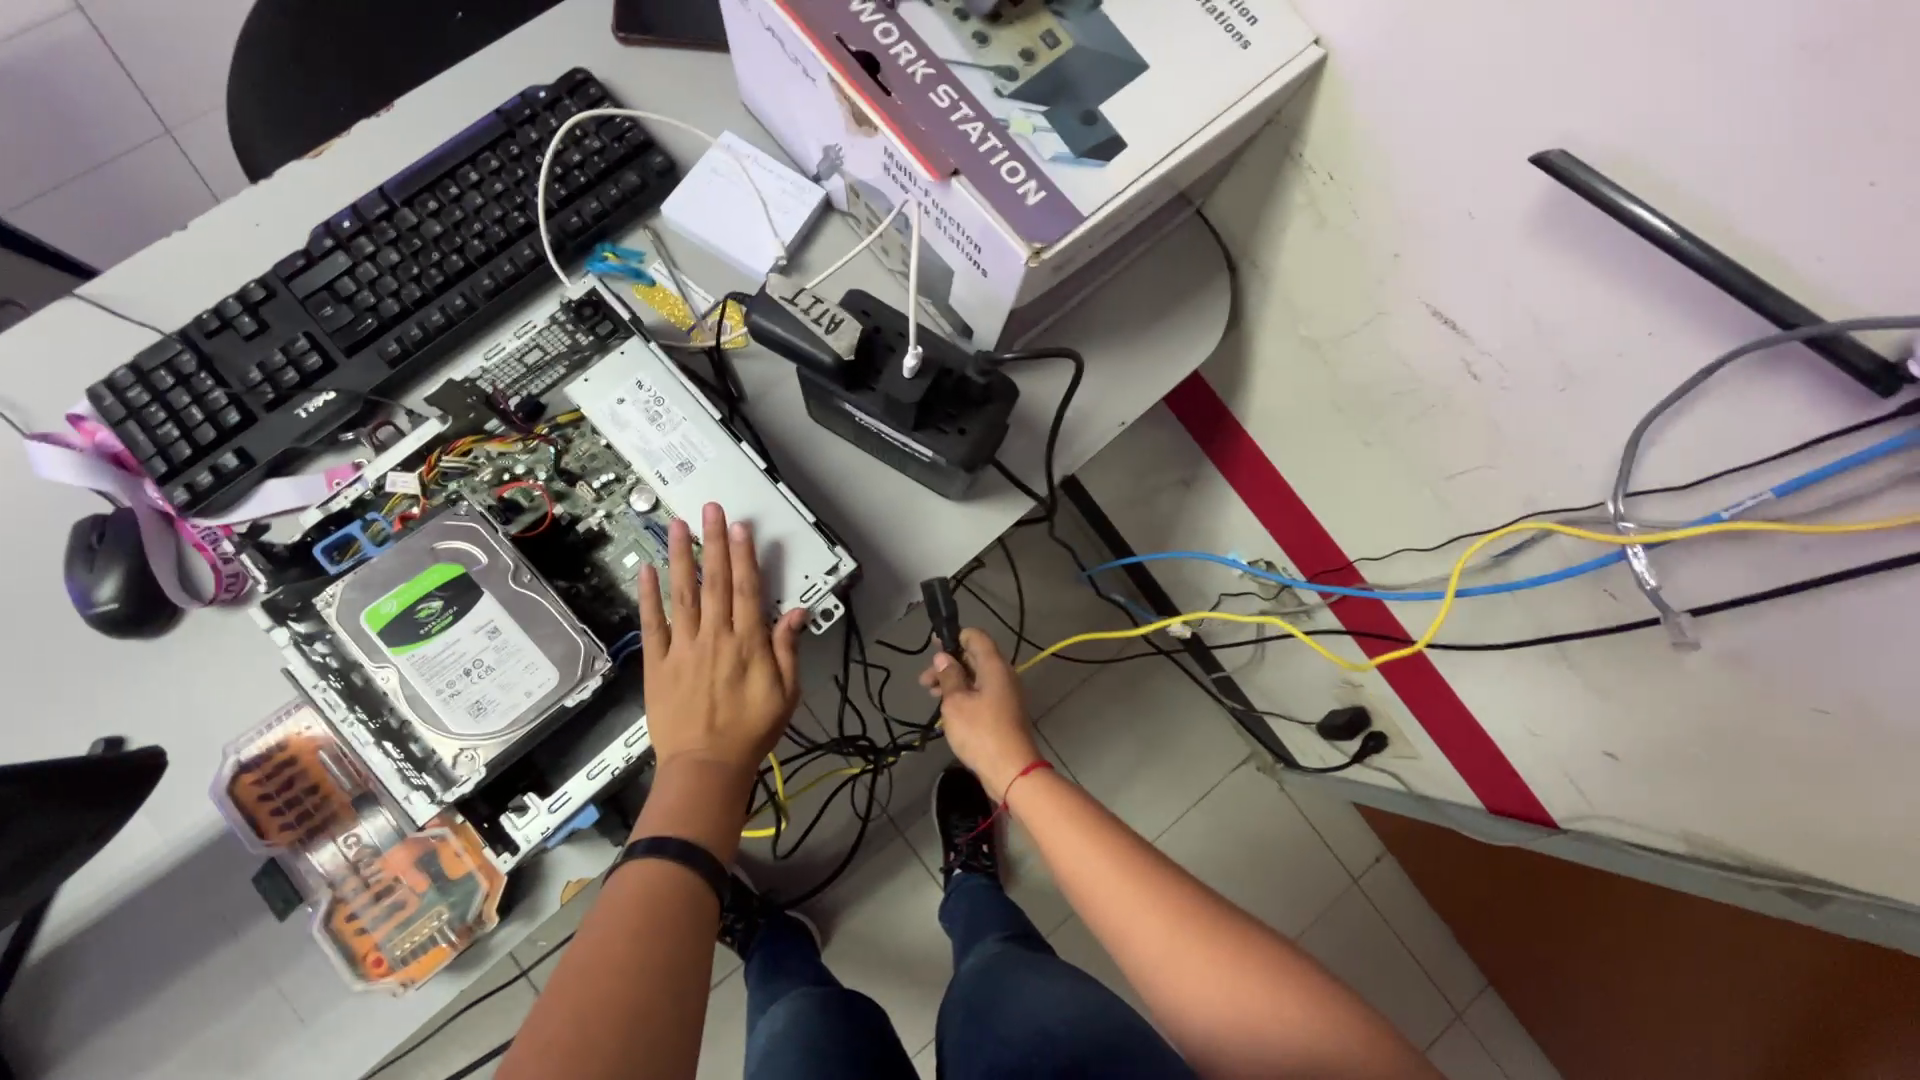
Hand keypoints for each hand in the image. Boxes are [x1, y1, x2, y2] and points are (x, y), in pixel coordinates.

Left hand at [639, 503, 806, 776]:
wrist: (706, 766)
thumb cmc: (752, 731)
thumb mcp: (786, 693)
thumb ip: (787, 650)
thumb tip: (796, 613)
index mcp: (747, 643)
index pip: (746, 589)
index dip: (744, 555)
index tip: (741, 527)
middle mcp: (714, 637)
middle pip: (715, 581)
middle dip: (714, 542)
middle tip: (711, 509)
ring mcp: (683, 648)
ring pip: (683, 594)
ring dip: (681, 557)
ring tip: (678, 525)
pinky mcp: (658, 663)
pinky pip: (652, 624)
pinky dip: (648, 596)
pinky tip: (647, 570)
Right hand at [920, 628, 1042, 794]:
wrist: (1011, 770)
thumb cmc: (980, 732)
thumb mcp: (956, 702)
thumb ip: (949, 676)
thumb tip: (944, 657)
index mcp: (994, 666)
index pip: (976, 637)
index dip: (955, 637)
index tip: (934, 646)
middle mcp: (1003, 675)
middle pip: (975, 657)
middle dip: (948, 663)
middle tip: (925, 679)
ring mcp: (1005, 694)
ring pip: (976, 677)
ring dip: (953, 681)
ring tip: (930, 694)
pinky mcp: (1003, 712)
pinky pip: (981, 693)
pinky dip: (964, 694)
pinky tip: (947, 708)